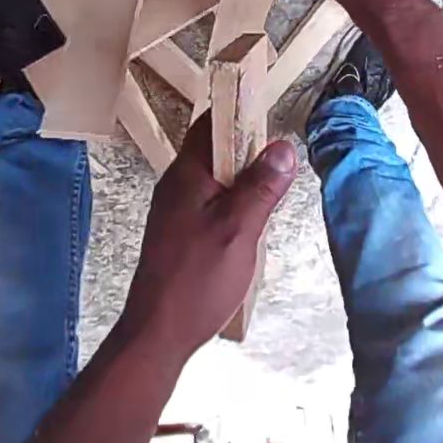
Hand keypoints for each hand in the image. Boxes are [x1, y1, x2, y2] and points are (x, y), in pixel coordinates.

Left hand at [118, 118, 296, 354]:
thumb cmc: (199, 277)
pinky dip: (232, 201)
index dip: (238, 113)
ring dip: (242, 178)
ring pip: (213, 177)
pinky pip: (209, 200)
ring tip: (272, 191)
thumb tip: (283, 146)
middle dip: (247, 149)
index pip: (210, 124)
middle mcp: (176, 183)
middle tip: (281, 161)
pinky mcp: (179, 230)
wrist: (159, 329)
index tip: (270, 115)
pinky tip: (250, 220)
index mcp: (186, 173)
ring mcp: (175, 208)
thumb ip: (261, 186)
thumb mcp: (239, 228)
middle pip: (213, 149)